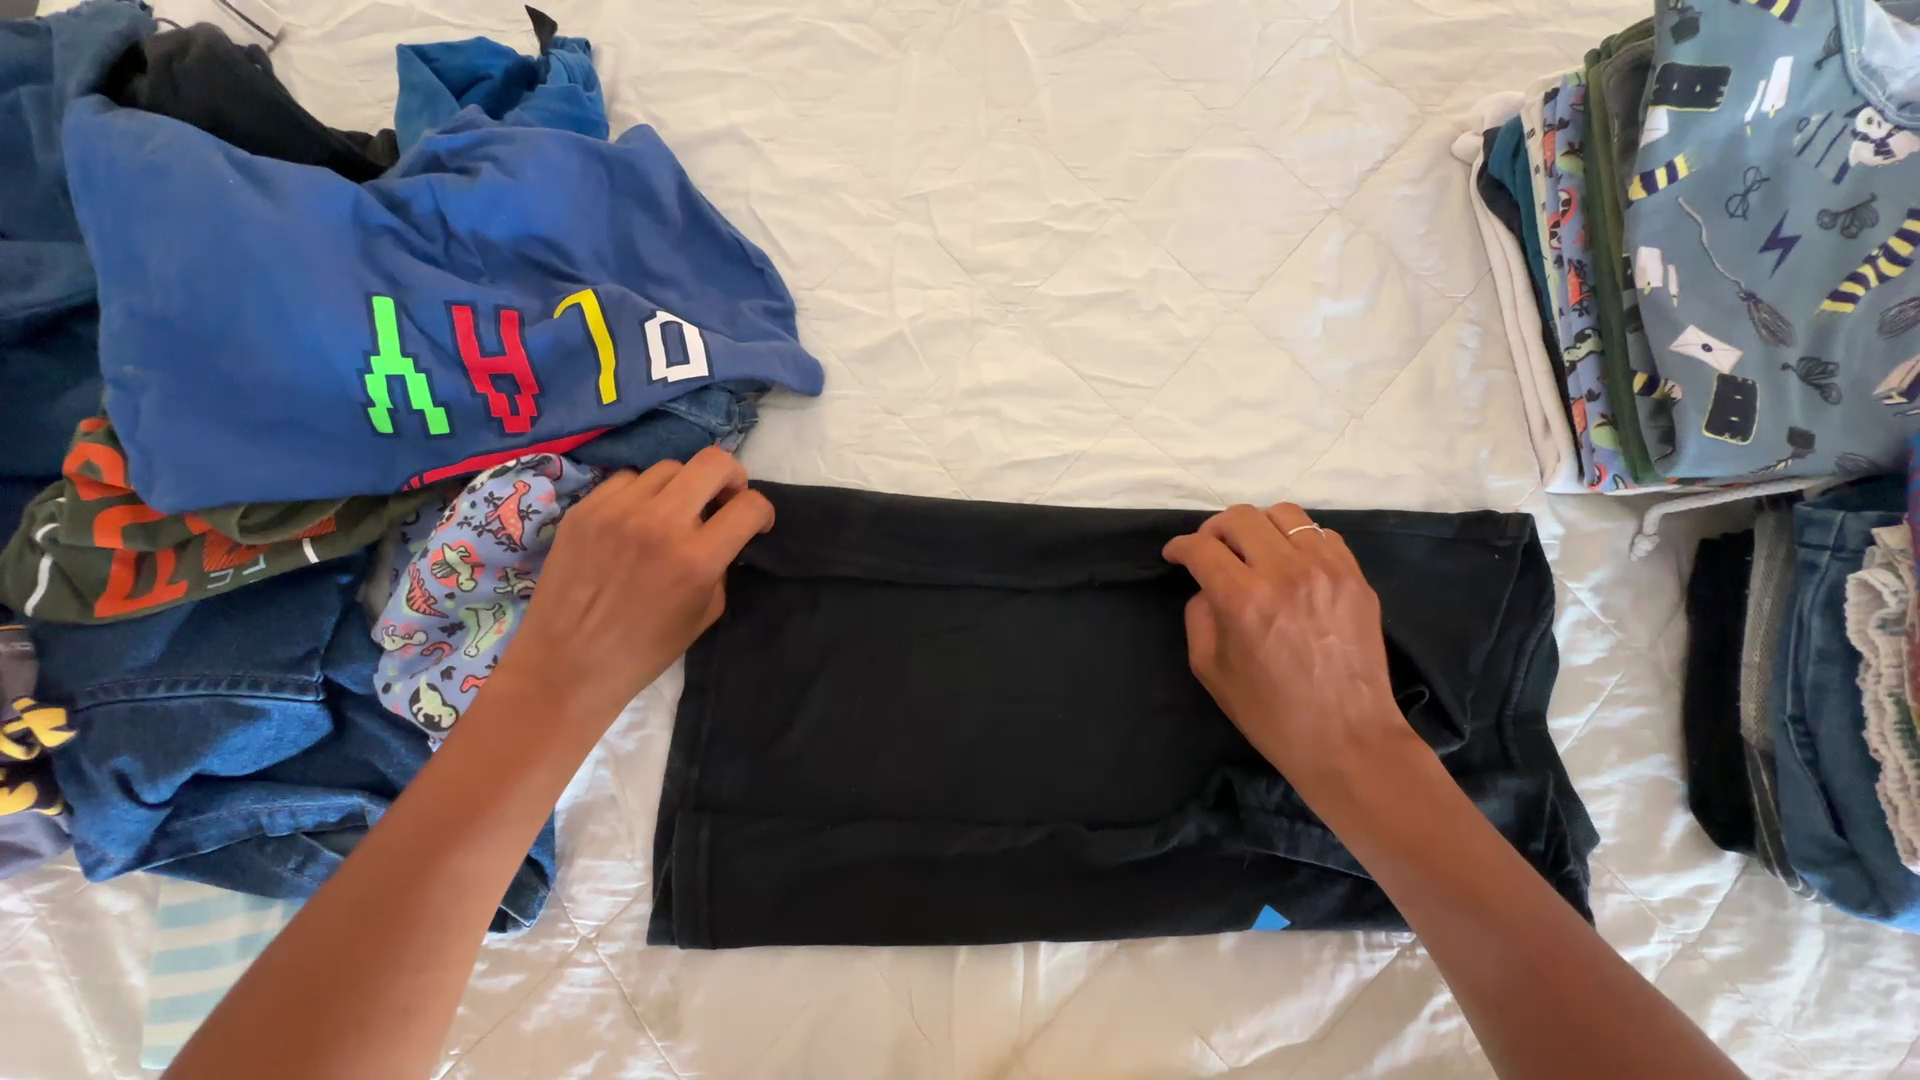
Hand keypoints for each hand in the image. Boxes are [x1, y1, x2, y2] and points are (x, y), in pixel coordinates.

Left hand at [493, 447, 773, 726]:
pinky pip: (628, 480)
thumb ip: (721, 566)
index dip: (762, 511)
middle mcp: (660, 524)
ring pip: (670, 468)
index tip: (755, 524)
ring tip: (676, 513)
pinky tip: (637, 520)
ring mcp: (617, 511)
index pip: (749, 505)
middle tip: (725, 499)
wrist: (566, 665)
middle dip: (732, 477)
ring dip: (684, 487)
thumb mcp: (705, 612)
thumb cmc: (645, 650)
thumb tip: (725, 535)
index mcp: (697, 559)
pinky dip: (643, 495)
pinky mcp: (584, 510)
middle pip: (714, 462)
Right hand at [1162, 503, 1420, 797]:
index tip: (1175, 555)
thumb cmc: (1270, 713)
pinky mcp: (1355, 577)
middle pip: (1240, 518)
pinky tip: (1290, 565)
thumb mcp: (1210, 669)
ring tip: (1252, 550)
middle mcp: (1286, 573)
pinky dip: (1297, 540)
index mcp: (1244, 600)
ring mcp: (1327, 570)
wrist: (1347, 738)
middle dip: (1213, 530)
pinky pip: (1321, 534)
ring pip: (1284, 515)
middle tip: (1209, 552)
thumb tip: (1208, 586)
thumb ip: (1200, 616)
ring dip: (1257, 527)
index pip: (1202, 547)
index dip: (1180, 547)